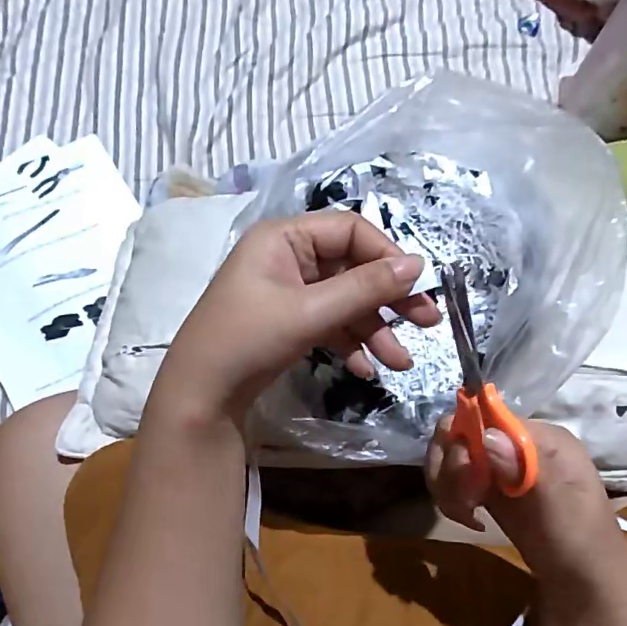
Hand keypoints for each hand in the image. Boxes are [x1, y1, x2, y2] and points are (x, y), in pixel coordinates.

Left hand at [158, 212, 441, 418]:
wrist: (200, 394)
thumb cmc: (248, 340)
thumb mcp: (310, 312)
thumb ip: (365, 288)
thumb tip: (418, 265)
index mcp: (283, 237)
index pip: (350, 231)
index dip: (386, 256)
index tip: (417, 286)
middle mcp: (286, 258)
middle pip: (351, 268)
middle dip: (387, 299)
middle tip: (427, 323)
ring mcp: (285, 291)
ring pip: (343, 301)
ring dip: (373, 330)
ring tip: (400, 363)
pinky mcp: (286, 322)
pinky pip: (327, 323)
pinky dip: (348, 343)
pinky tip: (366, 370)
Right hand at [426, 416, 625, 576]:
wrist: (582, 581)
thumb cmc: (580, 543)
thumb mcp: (560, 507)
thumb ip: (526, 469)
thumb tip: (487, 436)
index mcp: (541, 437)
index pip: (484, 418)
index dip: (465, 445)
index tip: (469, 484)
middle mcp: (517, 442)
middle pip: (459, 432)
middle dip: (450, 467)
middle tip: (463, 502)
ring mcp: (501, 463)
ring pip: (450, 454)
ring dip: (445, 483)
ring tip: (461, 512)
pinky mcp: (487, 484)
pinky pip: (452, 476)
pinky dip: (448, 495)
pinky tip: (467, 517)